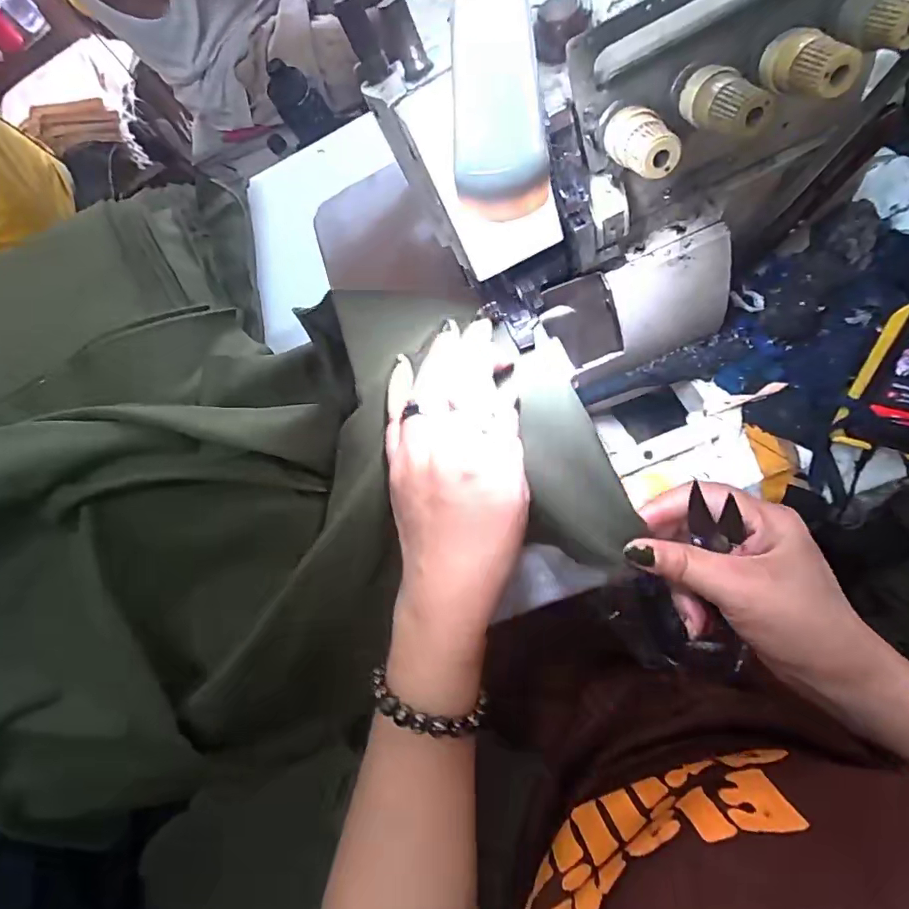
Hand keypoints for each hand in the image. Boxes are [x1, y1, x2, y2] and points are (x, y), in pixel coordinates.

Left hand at [384, 319, 527, 667]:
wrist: (445, 581)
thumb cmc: (492, 540)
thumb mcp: (516, 488)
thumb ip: (506, 438)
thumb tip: (501, 400)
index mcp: (474, 449)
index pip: (477, 387)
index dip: (482, 356)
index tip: (489, 333)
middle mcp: (437, 442)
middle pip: (445, 383)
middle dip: (457, 350)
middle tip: (468, 328)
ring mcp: (409, 451)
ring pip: (418, 392)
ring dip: (431, 361)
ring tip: (442, 339)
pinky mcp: (393, 464)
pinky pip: (392, 415)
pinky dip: (397, 387)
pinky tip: (402, 368)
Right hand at [626, 484, 899, 698]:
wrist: (842, 680)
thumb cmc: (799, 624)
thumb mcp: (736, 589)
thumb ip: (683, 565)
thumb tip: (632, 548)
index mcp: (764, 519)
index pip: (703, 495)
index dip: (665, 507)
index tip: (632, 530)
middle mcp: (753, 532)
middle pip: (692, 528)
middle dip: (676, 561)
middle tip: (661, 583)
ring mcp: (747, 560)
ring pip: (692, 558)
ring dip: (684, 589)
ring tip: (694, 621)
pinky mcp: (740, 586)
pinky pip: (700, 581)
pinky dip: (694, 602)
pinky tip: (700, 626)